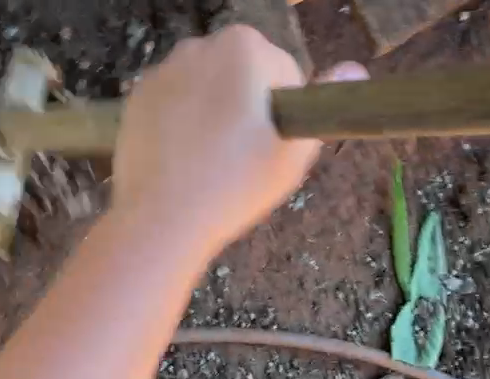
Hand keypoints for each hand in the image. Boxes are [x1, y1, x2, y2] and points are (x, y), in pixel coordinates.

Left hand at [112, 26, 365, 257]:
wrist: (161, 221)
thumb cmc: (233, 188)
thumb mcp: (293, 152)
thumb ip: (324, 102)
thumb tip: (354, 70)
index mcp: (244, 46)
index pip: (281, 72)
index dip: (279, 114)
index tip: (265, 150)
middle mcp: (199, 45)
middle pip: (238, 77)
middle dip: (242, 109)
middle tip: (236, 162)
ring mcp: (161, 72)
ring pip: (203, 92)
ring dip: (209, 117)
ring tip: (205, 166)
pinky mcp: (134, 101)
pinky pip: (170, 108)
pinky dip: (177, 127)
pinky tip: (179, 163)